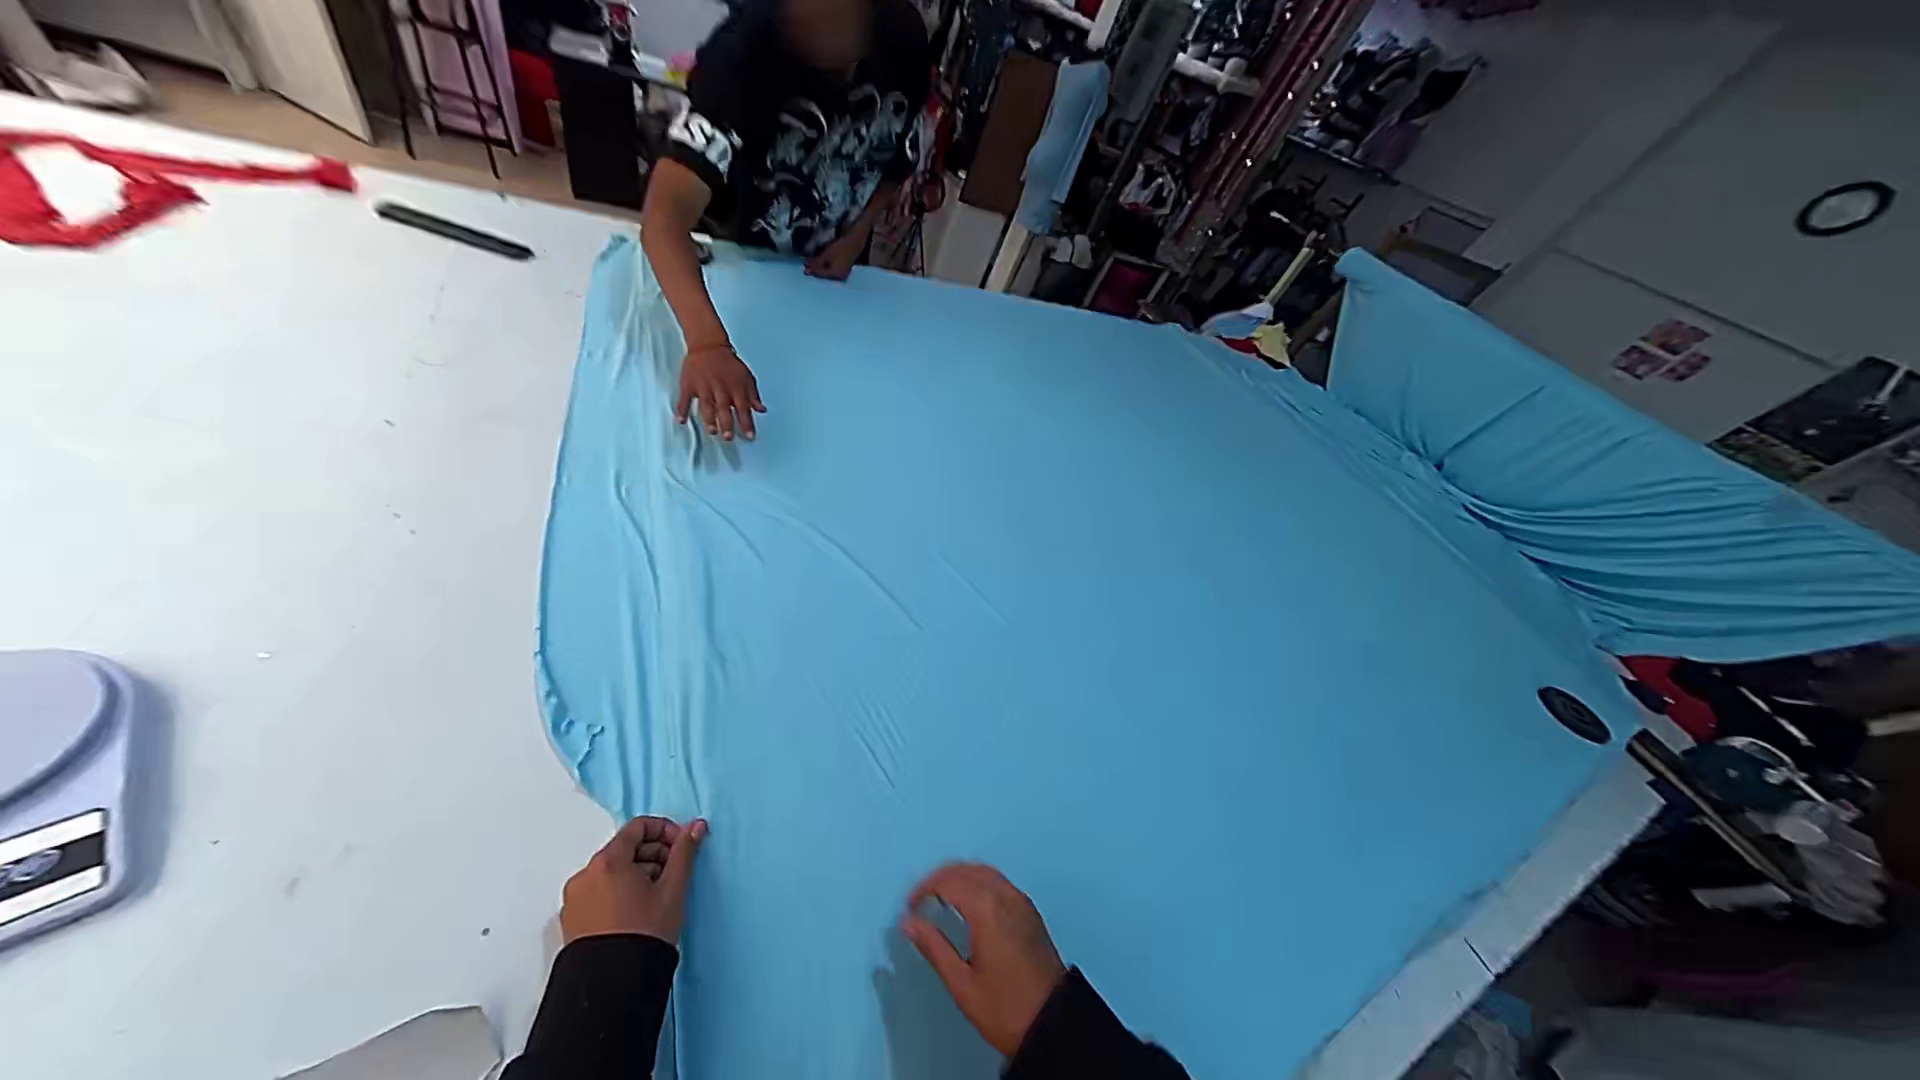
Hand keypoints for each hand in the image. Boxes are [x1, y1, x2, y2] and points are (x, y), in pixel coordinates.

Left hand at [560, 816, 706, 944]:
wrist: (613, 986)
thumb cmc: (645, 932)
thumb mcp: (673, 888)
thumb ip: (685, 851)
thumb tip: (696, 826)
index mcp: (607, 861)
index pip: (638, 827)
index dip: (665, 830)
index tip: (681, 846)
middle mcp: (584, 876)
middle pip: (624, 848)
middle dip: (654, 853)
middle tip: (674, 872)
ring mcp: (574, 899)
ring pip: (612, 871)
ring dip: (639, 873)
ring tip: (659, 895)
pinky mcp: (571, 921)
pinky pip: (599, 891)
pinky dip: (620, 891)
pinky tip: (639, 910)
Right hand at [677, 344, 764, 440]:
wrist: (708, 345)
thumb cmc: (728, 362)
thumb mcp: (747, 377)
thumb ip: (753, 395)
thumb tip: (761, 409)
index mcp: (735, 388)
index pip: (743, 408)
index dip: (747, 423)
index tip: (750, 436)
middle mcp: (720, 388)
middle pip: (724, 408)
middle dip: (727, 423)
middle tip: (728, 437)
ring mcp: (703, 387)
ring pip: (706, 405)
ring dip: (709, 419)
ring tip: (712, 431)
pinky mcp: (689, 385)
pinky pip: (684, 398)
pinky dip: (682, 409)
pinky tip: (681, 420)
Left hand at [804, 223, 869, 281]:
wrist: (854, 241)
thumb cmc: (841, 247)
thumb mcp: (826, 255)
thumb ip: (816, 263)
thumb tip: (806, 269)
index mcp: (836, 275)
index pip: (820, 275)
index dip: (811, 270)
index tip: (803, 266)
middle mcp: (839, 278)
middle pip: (824, 276)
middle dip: (815, 270)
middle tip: (806, 266)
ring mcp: (842, 275)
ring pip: (827, 274)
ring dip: (819, 269)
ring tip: (812, 264)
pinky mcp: (843, 270)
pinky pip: (832, 271)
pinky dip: (825, 268)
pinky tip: (820, 264)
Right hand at [902, 862, 1067, 1056]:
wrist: (1054, 1023)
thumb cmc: (1004, 1008)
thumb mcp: (962, 984)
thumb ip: (934, 947)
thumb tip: (908, 922)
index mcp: (986, 909)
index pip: (948, 881)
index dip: (924, 890)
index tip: (910, 908)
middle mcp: (1005, 895)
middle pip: (965, 869)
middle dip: (939, 879)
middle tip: (920, 901)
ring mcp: (1020, 900)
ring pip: (983, 871)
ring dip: (959, 877)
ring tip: (939, 900)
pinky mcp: (1029, 910)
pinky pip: (998, 881)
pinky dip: (977, 882)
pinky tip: (968, 904)